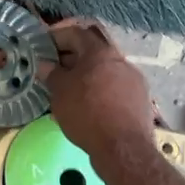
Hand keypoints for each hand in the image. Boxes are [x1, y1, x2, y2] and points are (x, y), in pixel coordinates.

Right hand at [36, 25, 155, 161]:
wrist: (124, 151)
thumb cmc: (86, 112)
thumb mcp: (59, 91)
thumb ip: (51, 73)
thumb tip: (46, 64)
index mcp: (101, 52)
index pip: (76, 33)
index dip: (57, 36)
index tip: (43, 47)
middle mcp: (121, 61)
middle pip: (93, 52)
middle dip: (72, 58)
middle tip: (55, 69)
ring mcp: (135, 82)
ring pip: (105, 71)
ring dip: (87, 75)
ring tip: (70, 89)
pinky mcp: (141, 103)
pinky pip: (115, 88)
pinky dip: (100, 90)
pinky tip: (89, 105)